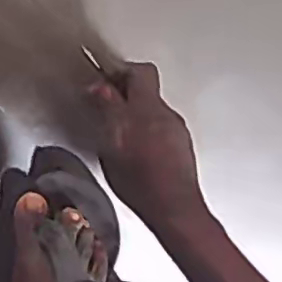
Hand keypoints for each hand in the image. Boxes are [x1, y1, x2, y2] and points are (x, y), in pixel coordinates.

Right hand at [91, 62, 205, 227]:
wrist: (174, 210)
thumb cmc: (142, 182)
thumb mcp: (111, 143)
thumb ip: (106, 110)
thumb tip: (99, 88)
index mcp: (148, 108)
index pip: (139, 71)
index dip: (119, 71)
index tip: (103, 78)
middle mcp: (166, 115)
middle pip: (146, 88)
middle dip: (126, 93)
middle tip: (107, 102)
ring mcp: (177, 131)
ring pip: (153, 109)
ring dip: (136, 113)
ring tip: (119, 132)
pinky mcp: (182, 147)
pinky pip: (161, 127)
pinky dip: (147, 130)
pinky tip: (135, 149)